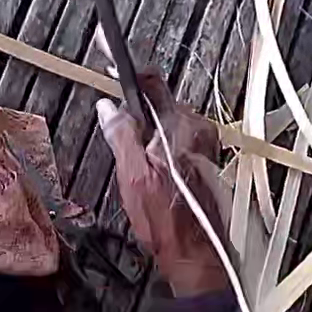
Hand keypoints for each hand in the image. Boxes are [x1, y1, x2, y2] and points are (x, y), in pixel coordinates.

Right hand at [96, 74, 230, 296]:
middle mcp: (198, 129)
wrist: (197, 255)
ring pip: (164, 123)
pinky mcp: (204, 159)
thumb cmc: (165, 221)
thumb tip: (108, 108)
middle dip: (134, 116)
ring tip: (137, 170)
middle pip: (157, 104)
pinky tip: (152, 175)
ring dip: (146, 135)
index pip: (151, 82)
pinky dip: (157, 147)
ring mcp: (204, 144)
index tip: (107, 55)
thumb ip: (121, 136)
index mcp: (181, 127)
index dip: (126, 70)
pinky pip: (173, 139)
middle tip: (120, 143)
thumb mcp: (133, 177)